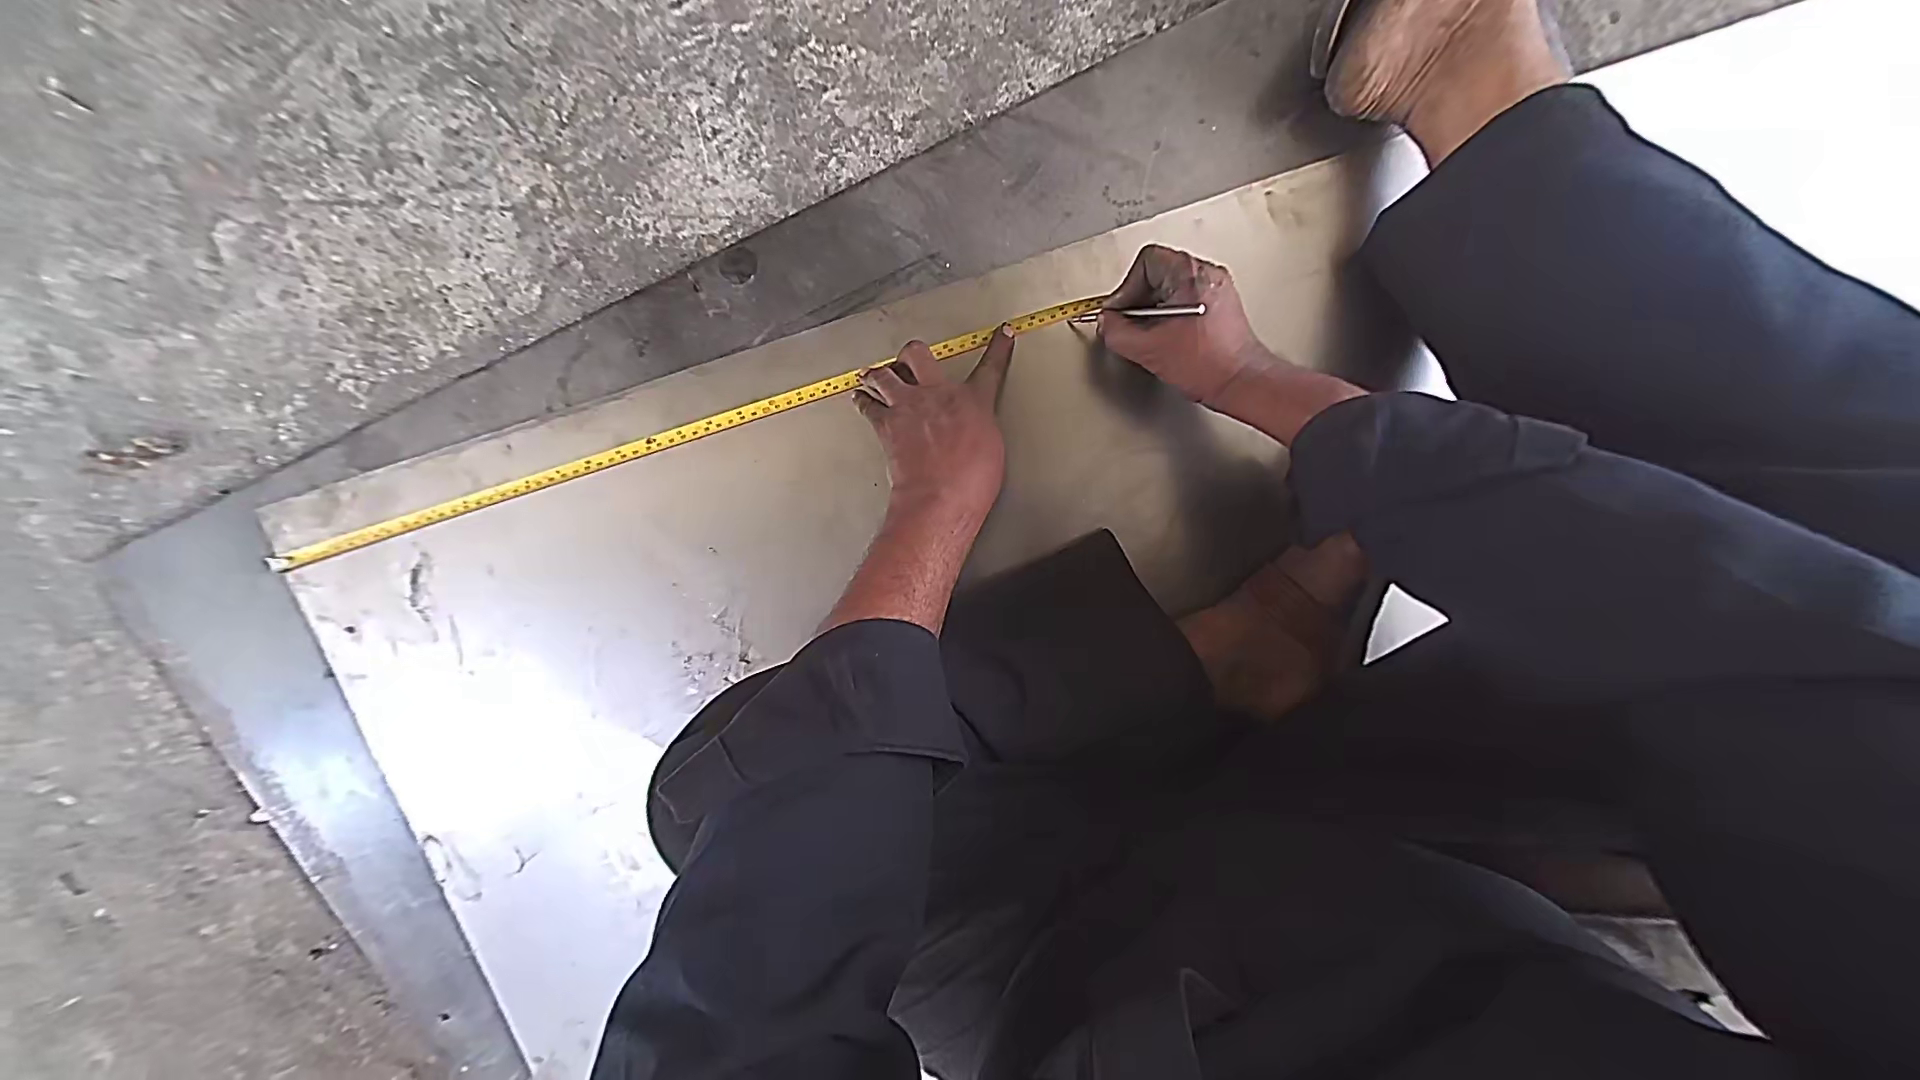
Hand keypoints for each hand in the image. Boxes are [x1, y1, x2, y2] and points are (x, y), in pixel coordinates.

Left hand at [855, 325, 1015, 520]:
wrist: (940, 499)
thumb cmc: (969, 483)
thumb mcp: (993, 448)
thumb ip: (982, 425)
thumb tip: (976, 424)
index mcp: (973, 401)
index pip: (990, 367)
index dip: (998, 348)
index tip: (1001, 335)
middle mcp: (937, 395)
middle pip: (918, 354)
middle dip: (913, 354)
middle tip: (912, 357)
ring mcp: (908, 407)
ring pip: (884, 374)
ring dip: (879, 373)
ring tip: (876, 373)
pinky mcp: (887, 425)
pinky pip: (867, 404)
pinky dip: (862, 400)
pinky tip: (861, 398)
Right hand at [1096, 244, 1278, 407]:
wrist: (1239, 382)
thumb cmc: (1208, 364)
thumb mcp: (1148, 349)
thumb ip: (1117, 332)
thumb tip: (1107, 323)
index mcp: (1191, 275)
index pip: (1147, 261)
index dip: (1126, 287)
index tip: (1120, 311)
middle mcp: (1206, 275)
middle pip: (1157, 272)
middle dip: (1137, 299)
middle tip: (1129, 323)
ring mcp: (1214, 289)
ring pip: (1168, 288)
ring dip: (1150, 309)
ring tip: (1147, 334)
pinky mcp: (1217, 306)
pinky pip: (1181, 300)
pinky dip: (1166, 316)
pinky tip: (1164, 338)